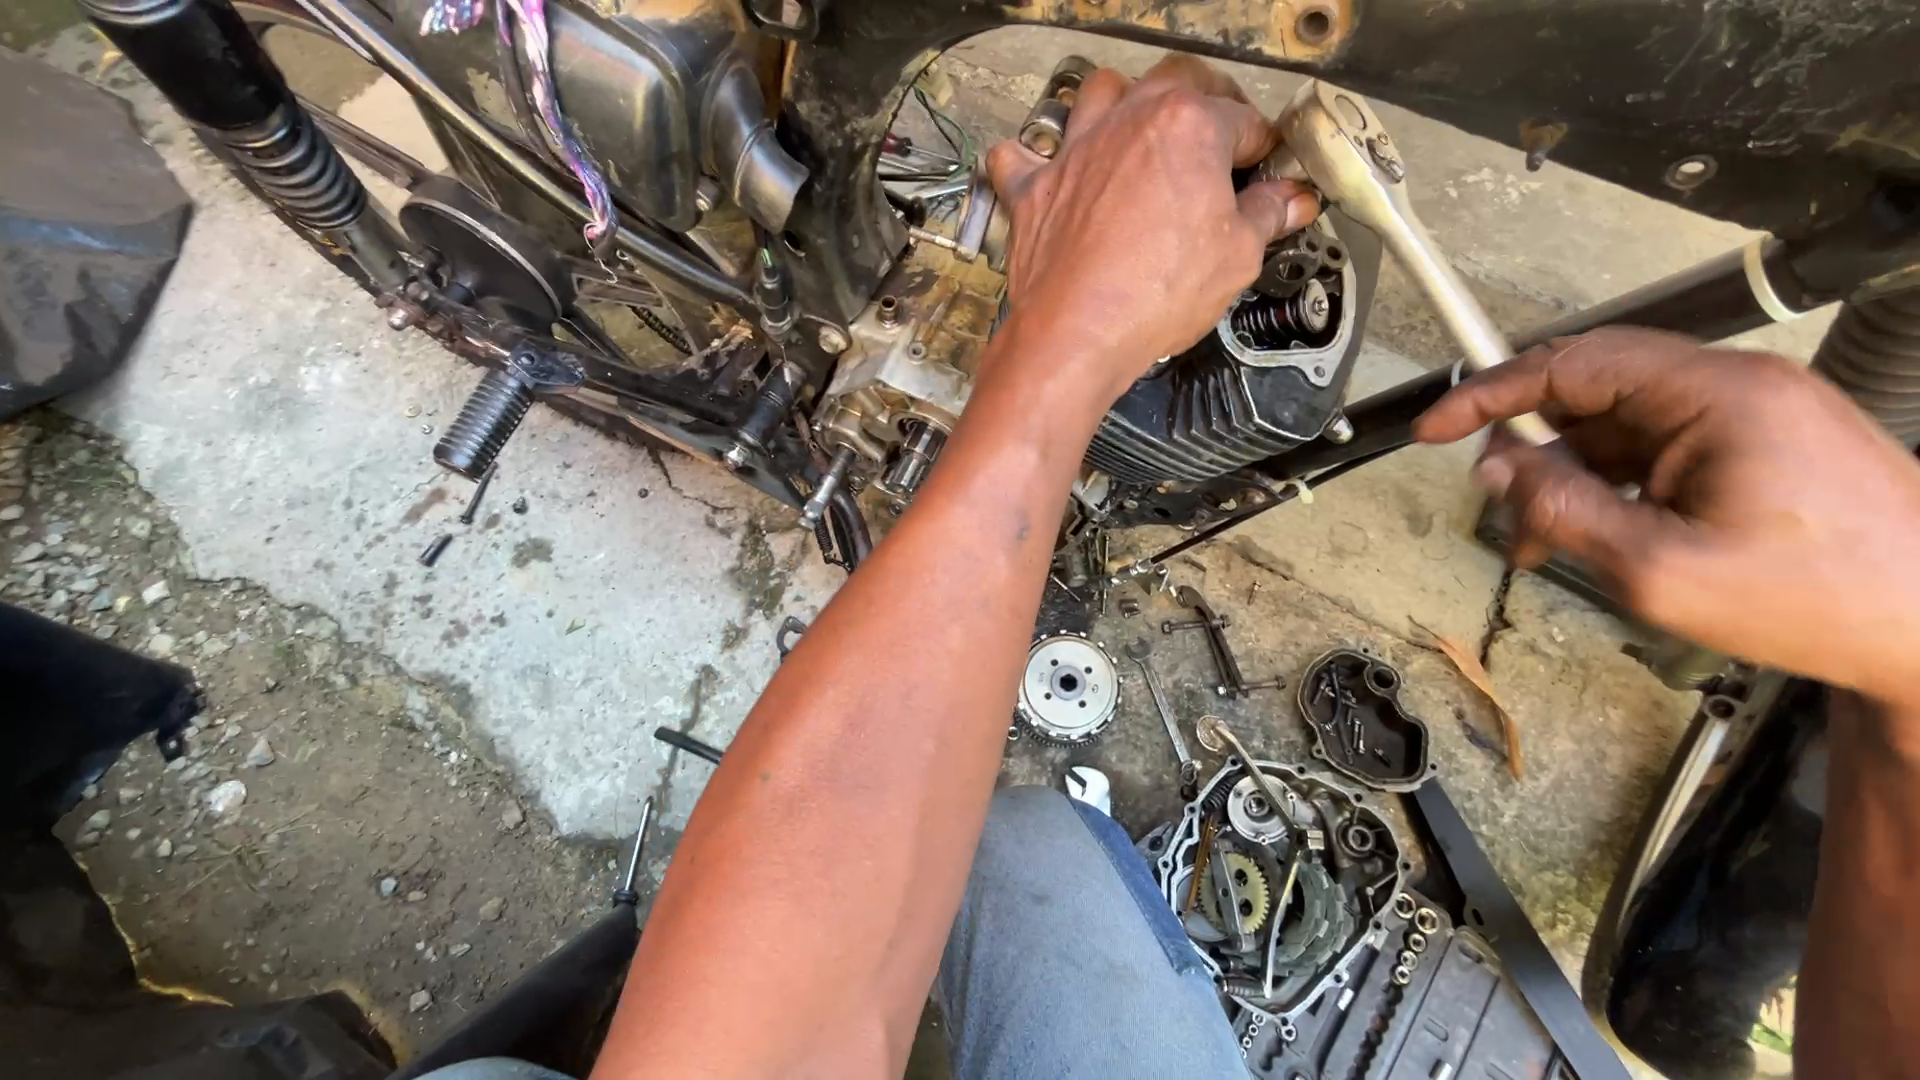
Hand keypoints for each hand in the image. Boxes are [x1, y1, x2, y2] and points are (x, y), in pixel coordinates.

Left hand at [985, 55, 1318, 405]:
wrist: (1077, 334)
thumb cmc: (1157, 294)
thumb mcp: (1237, 256)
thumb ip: (1267, 215)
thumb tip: (1292, 200)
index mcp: (1189, 126)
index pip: (1242, 121)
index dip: (1260, 148)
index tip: (1263, 171)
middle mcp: (1128, 123)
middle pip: (1174, 83)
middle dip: (1203, 101)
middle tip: (1214, 138)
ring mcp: (1075, 153)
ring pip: (1098, 95)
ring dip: (1120, 104)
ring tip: (1135, 136)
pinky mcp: (1033, 190)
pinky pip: (1018, 156)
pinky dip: (1029, 159)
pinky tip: (1044, 171)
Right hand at [1413, 326, 1919, 712]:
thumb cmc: (1812, 602)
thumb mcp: (1655, 567)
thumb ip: (1561, 508)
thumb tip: (1496, 468)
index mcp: (1716, 396)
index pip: (1571, 364)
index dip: (1489, 393)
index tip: (1434, 429)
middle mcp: (1731, 388)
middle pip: (1588, 390)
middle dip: (1528, 446)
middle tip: (1497, 503)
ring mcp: (1744, 415)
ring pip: (1611, 427)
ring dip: (1563, 477)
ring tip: (1542, 543)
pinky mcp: (1750, 444)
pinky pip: (1646, 450)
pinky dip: (1602, 486)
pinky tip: (1588, 534)